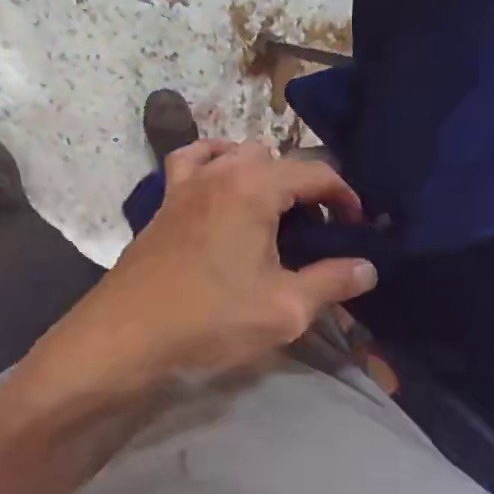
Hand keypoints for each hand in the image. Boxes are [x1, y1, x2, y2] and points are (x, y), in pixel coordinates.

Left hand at [22, 140, 377, 398]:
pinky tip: (222, 187)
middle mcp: (220, 172)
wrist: (125, 338)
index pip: (316, 173)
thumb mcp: (285, 308)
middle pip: (278, 161)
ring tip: (275, 215)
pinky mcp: (163, 203)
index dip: (345, 198)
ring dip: (264, 176)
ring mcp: (185, 184)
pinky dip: (215, 163)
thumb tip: (368, 268)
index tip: (356, 230)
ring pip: (237, 155)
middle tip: (316, 234)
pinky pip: (193, 162)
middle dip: (306, 189)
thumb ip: (332, 282)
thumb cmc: (210, 320)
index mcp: (254, 187)